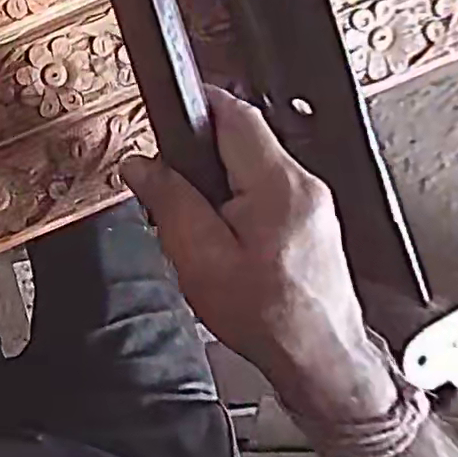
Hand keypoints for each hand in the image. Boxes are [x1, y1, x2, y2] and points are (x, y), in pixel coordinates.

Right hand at [119, 87, 394, 422]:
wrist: (316, 356)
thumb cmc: (265, 312)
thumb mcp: (198, 254)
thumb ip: (168, 200)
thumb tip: (141, 164)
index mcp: (278, 187)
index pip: (236, 116)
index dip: (198, 102)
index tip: (170, 100)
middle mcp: (303, 185)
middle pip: (240, 139)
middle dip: (194, 152)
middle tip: (164, 183)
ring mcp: (311, 202)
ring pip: (247, 164)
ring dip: (210, 178)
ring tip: (189, 218)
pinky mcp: (308, 217)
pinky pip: (261, 187)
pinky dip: (229, 197)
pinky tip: (214, 232)